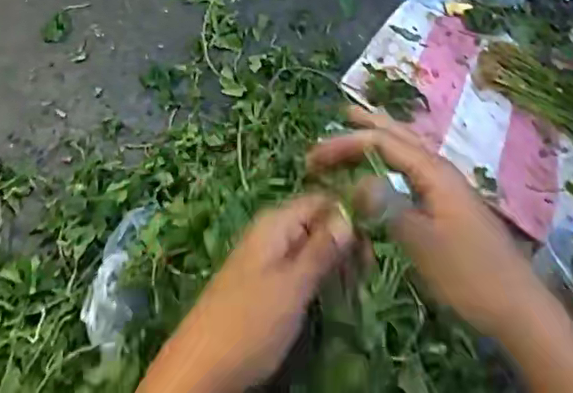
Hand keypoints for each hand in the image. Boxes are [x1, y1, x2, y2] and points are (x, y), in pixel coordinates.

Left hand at [139, 195, 353, 392]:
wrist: (196, 373)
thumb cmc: (248, 325)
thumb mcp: (292, 286)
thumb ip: (322, 248)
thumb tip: (350, 213)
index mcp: (276, 223)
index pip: (323, 199)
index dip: (351, 215)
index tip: (376, 243)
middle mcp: (271, 233)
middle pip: (318, 223)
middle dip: (345, 243)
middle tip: (367, 274)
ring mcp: (265, 259)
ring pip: (311, 249)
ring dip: (334, 265)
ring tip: (354, 290)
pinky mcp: (263, 285)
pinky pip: (298, 270)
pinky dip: (317, 280)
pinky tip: (331, 299)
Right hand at [306, 108, 548, 339]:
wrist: (517, 304)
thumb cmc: (469, 274)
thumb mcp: (423, 243)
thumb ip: (389, 207)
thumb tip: (356, 180)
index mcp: (433, 171)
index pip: (383, 143)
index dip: (347, 144)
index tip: (314, 156)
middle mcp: (440, 169)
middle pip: (400, 136)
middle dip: (369, 125)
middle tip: (340, 114)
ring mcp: (447, 186)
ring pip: (409, 150)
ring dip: (382, 138)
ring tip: (360, 128)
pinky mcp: (449, 204)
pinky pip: (414, 169)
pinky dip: (394, 160)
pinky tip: (390, 170)